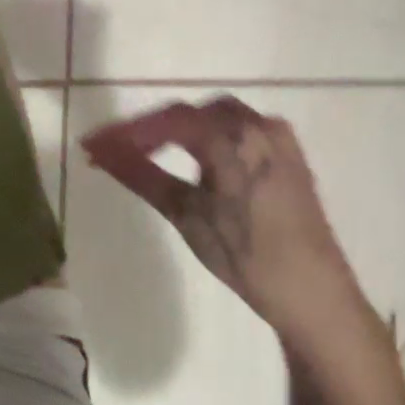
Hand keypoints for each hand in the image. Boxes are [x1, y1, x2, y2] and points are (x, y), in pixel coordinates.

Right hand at [81, 97, 366, 342]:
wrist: (311, 290)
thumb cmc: (245, 255)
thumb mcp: (185, 214)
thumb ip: (141, 175)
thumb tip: (101, 151)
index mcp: (235, 140)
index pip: (169, 120)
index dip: (126, 130)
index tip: (92, 146)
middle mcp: (259, 130)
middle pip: (192, 114)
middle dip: (150, 128)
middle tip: (116, 151)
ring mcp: (279, 142)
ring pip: (217, 119)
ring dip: (178, 130)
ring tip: (145, 155)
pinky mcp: (287, 159)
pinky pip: (239, 131)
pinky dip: (207, 137)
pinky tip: (192, 159)